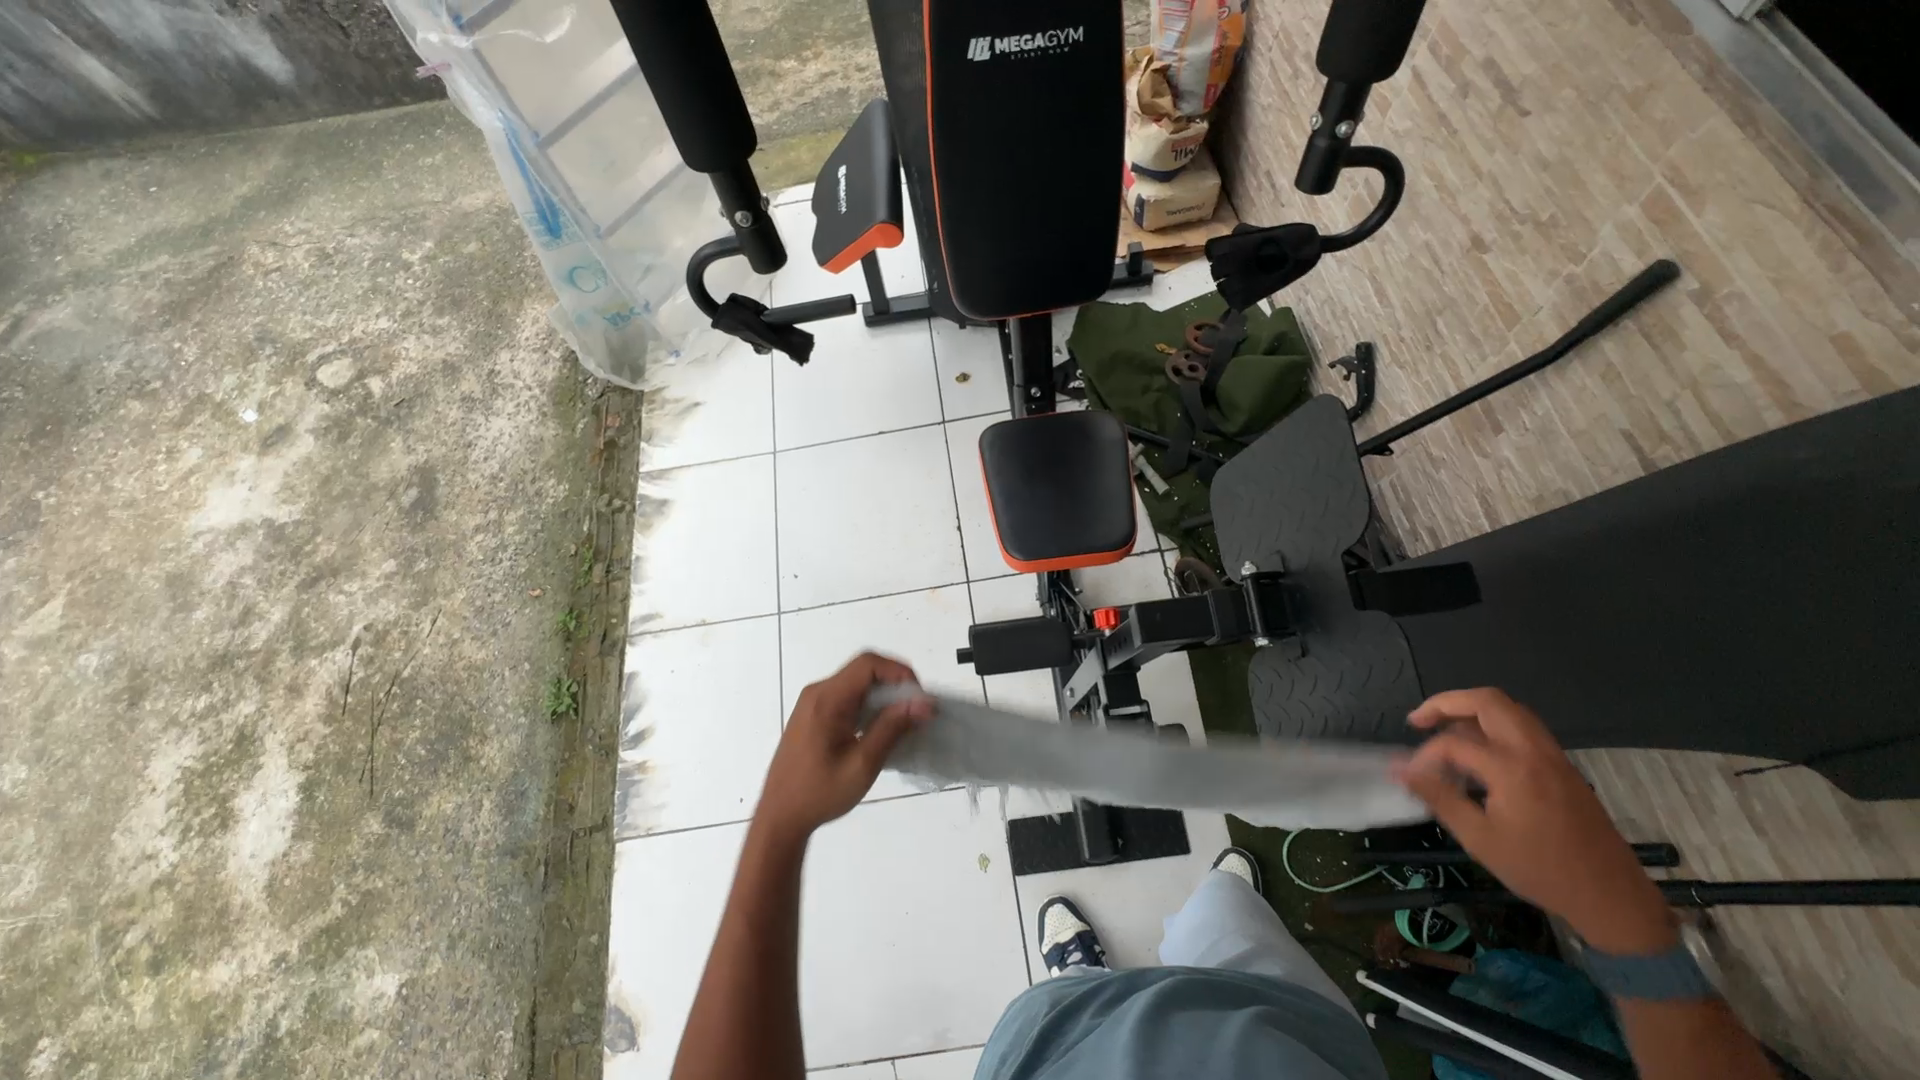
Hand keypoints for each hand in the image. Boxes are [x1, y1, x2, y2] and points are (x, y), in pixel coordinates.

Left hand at [756, 653, 932, 840]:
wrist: (780, 818)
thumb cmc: (819, 793)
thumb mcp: (862, 764)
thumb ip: (892, 728)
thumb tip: (924, 702)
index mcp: (826, 699)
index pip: (868, 664)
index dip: (899, 673)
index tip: (918, 699)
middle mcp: (818, 693)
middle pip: (864, 671)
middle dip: (895, 686)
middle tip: (916, 714)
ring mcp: (813, 704)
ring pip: (857, 685)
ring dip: (883, 699)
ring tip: (903, 726)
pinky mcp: (814, 717)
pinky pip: (848, 699)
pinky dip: (869, 708)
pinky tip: (880, 733)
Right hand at [1396, 688, 1675, 953]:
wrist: (1609, 895)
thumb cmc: (1539, 870)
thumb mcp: (1479, 838)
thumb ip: (1438, 797)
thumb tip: (1400, 770)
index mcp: (1512, 768)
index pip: (1454, 743)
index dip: (1424, 756)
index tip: (1410, 777)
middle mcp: (1534, 751)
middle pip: (1487, 701)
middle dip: (1447, 703)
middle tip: (1419, 721)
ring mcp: (1553, 756)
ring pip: (1509, 710)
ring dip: (1472, 711)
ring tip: (1444, 731)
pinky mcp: (1563, 766)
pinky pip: (1524, 728)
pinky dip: (1494, 726)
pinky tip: (1479, 753)